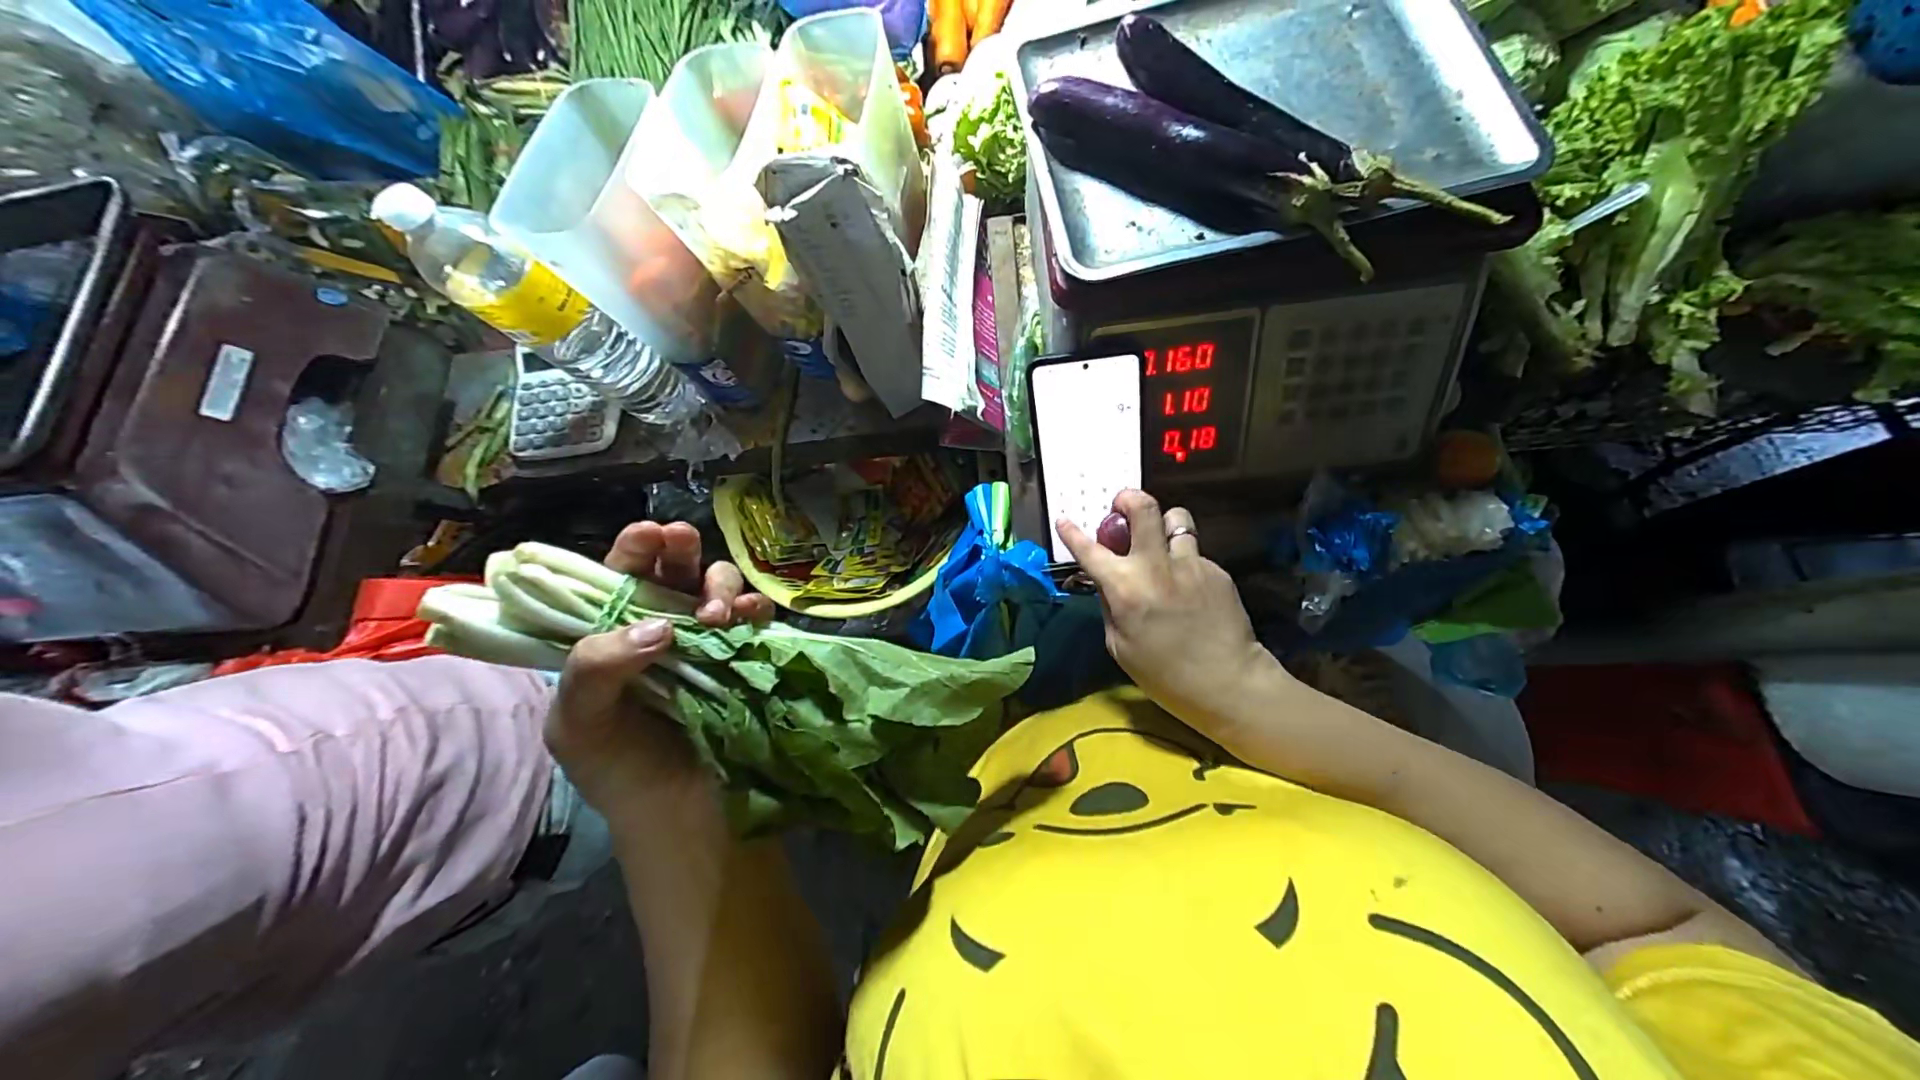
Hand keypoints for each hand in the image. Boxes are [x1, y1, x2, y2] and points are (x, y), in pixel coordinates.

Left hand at [544, 522, 773, 813]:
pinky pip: (754, 617)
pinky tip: (750, 619)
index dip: (634, 548)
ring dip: (719, 585)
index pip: (618, 577)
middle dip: (680, 549)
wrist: (680, 814)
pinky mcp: (745, 655)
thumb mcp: (578, 720)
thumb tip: (662, 627)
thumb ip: (596, 666)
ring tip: (717, 615)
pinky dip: (755, 608)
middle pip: (673, 569)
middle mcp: (660, 628)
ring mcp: (706, 641)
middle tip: (682, 543)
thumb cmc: (619, 768)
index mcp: (611, 635)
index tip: (649, 534)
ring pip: (717, 585)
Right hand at [1056, 490, 1287, 734]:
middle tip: (1121, 506)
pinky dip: (1182, 561)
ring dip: (1161, 525)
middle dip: (1128, 499)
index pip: (1090, 550)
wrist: (1227, 682)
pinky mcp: (1216, 570)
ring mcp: (1191, 564)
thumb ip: (1110, 605)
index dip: (1071, 533)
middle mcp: (1156, 566)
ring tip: (1158, 542)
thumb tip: (1106, 582)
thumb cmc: (1163, 674)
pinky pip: (1193, 553)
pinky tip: (1185, 586)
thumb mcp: (1119, 645)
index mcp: (1125, 588)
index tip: (1064, 520)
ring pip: (1176, 520)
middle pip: (1144, 508)